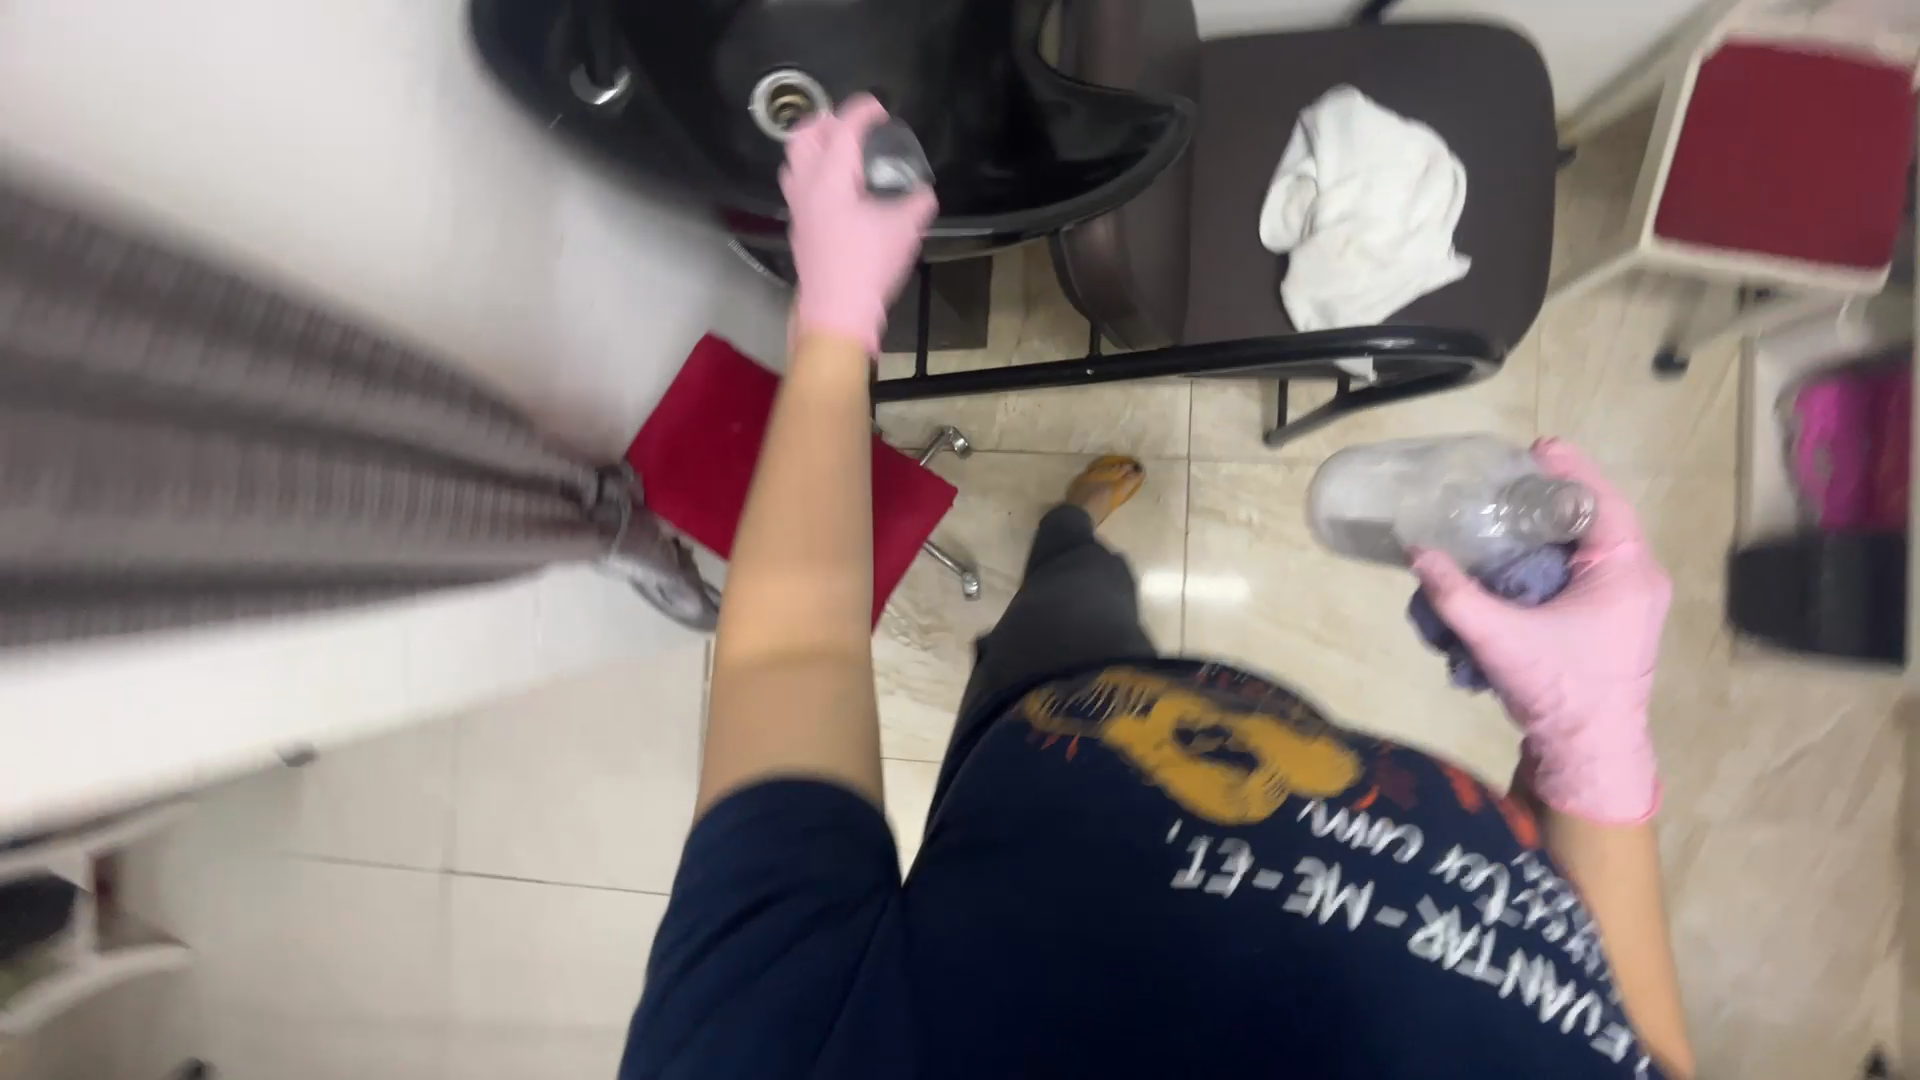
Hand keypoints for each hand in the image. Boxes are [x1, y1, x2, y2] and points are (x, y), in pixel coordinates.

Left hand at [780, 94, 937, 355]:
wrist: (836, 312)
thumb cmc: (868, 267)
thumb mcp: (904, 231)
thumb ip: (916, 204)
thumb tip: (924, 194)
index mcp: (830, 177)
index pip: (844, 128)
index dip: (863, 112)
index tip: (879, 108)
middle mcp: (807, 186)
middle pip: (804, 136)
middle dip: (826, 123)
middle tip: (850, 127)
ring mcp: (798, 210)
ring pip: (795, 163)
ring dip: (813, 149)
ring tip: (838, 154)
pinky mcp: (800, 232)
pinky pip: (799, 189)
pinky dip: (813, 177)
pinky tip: (834, 192)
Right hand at [1409, 438, 1670, 823]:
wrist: (1588, 746)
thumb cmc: (1556, 686)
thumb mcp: (1497, 636)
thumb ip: (1454, 594)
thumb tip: (1416, 552)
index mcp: (1625, 574)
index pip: (1603, 505)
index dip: (1571, 472)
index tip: (1538, 446)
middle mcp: (1634, 579)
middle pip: (1597, 519)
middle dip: (1554, 494)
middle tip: (1508, 476)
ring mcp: (1625, 600)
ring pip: (1589, 545)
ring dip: (1551, 524)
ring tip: (1506, 507)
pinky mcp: (1608, 617)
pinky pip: (1581, 568)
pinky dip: (1550, 551)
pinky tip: (1514, 554)